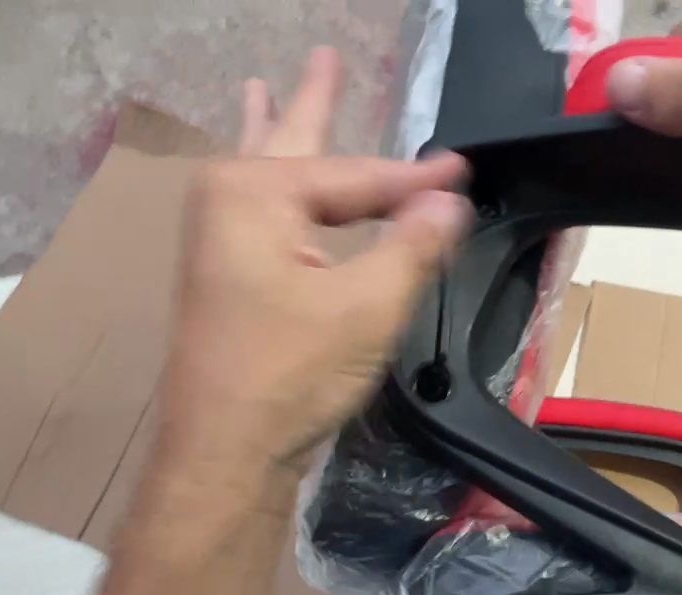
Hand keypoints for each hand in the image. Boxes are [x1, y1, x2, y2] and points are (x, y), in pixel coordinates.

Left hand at [159, 52, 471, 487]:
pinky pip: (260, 217)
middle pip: (289, 145)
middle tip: (325, 56)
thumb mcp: (367, 309)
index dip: (417, 181)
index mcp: (255, 193)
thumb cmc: (291, 375)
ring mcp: (217, 244)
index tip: (464, 173)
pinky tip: (269, 188)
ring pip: (264, 176)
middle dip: (314, 104)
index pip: (356, 177)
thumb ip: (412, 247)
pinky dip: (276, 193)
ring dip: (275, 133)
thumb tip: (451, 203)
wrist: (226, 451)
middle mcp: (226, 204)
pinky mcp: (224, 282)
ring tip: (264, 88)